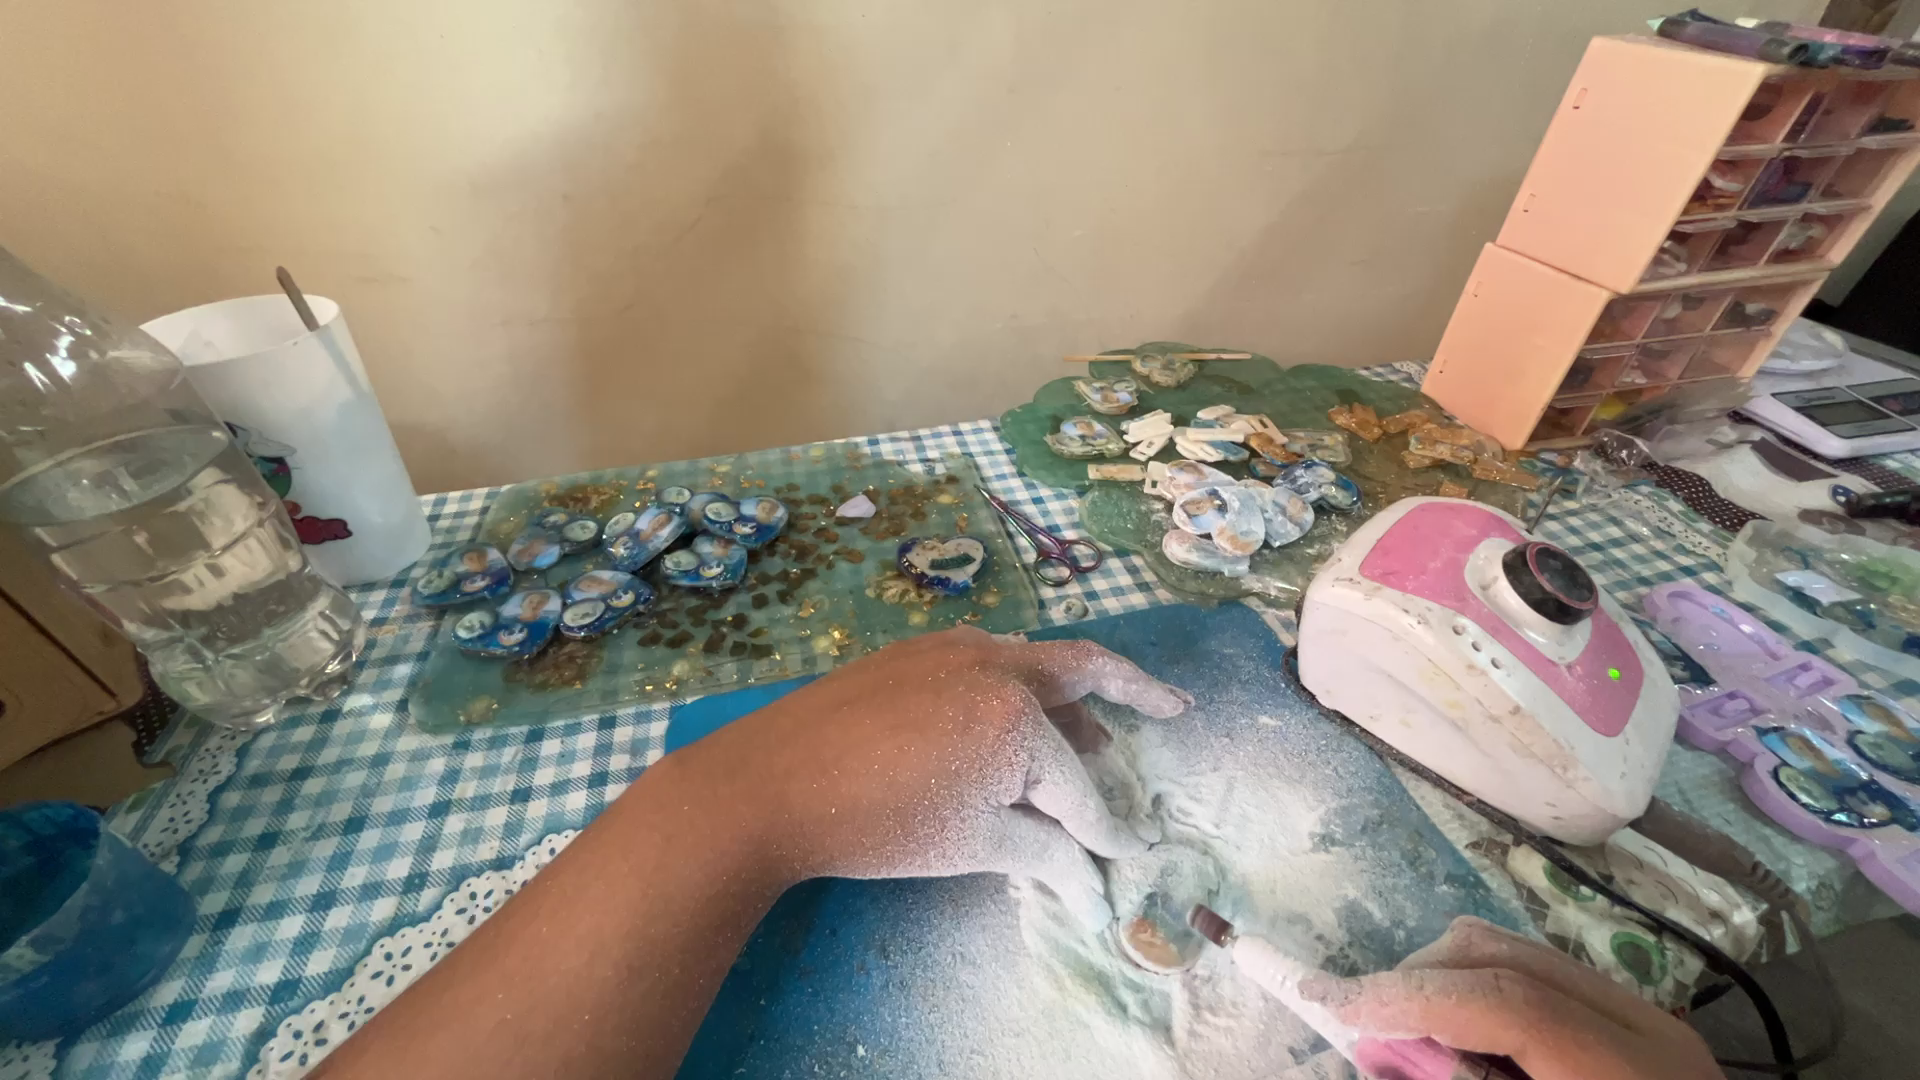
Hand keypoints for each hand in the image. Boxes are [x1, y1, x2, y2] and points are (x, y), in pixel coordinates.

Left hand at [672, 625, 1191, 926]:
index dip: (1101, 828)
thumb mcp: (973, 843)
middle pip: (1084, 670)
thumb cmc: (879, 822)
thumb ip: (1047, 853)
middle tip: (1172, 708)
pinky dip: (1018, 683)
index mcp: (1017, 715)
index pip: (1078, 785)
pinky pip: (989, 658)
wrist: (771, 780)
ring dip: (1071, 691)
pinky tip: (1012, 709)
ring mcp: (954, 646)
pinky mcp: (918, 648)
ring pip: (1035, 660)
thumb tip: (1097, 883)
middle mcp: (997, 663)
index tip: (1122, 856)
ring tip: (1092, 728)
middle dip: (1136, 690)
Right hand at [1298, 916, 1720, 1079]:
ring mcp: (1638, 1016)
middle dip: (1414, 980)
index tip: (1338, 1008)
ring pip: (1503, 950)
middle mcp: (1644, 1028)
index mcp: (1634, 1074)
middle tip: (1362, 1020)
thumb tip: (1373, 1049)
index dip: (1414, 998)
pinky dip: (1471, 990)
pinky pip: (1522, 971)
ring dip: (1438, 979)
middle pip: (1497, 955)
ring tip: (1407, 1028)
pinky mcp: (1622, 1019)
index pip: (1511, 1000)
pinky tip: (1457, 1035)